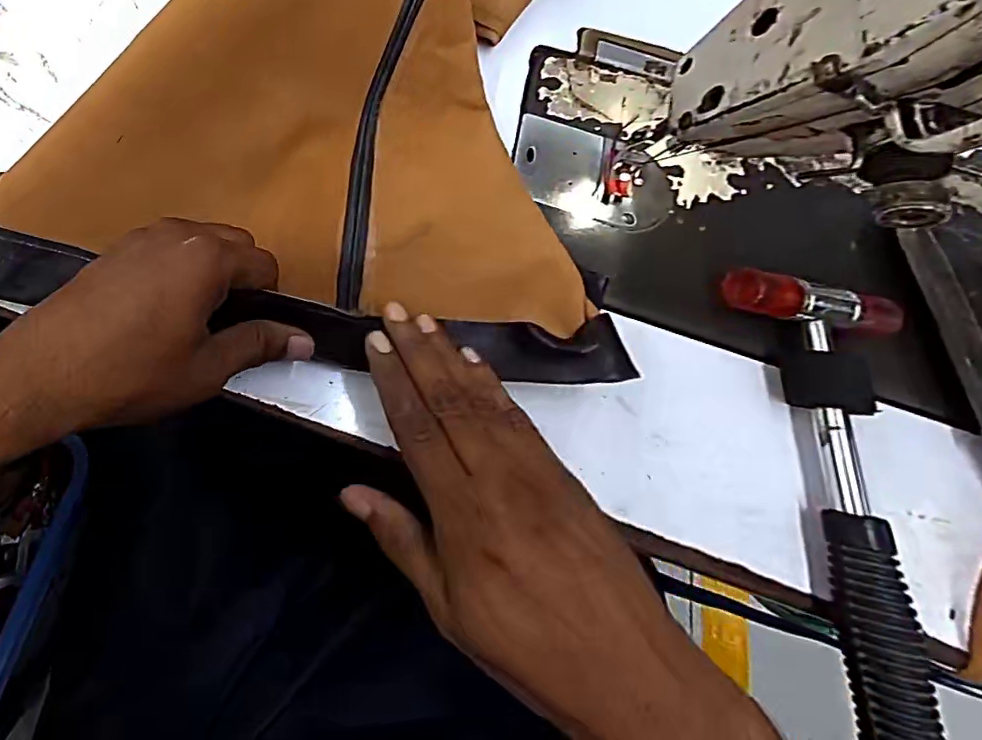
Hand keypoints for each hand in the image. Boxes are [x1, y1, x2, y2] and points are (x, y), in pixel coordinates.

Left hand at [0, 218, 313, 443]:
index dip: (269, 300)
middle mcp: (178, 233)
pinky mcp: (118, 247)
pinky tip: (155, 310)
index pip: (265, 264)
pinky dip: (178, 268)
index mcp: (207, 257)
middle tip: (223, 327)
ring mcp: (144, 235)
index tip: (253, 332)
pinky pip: (167, 247)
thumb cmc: (128, 372)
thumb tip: (301, 339)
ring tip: (189, 320)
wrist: (42, 370)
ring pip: (200, 242)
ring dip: (210, 271)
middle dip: (242, 279)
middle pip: (235, 244)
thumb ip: (258, 344)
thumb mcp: (204, 368)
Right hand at [341, 306, 778, 739]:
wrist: (629, 670)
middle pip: (449, 400)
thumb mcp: (449, 611)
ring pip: (483, 399)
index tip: (377, 343)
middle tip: (394, 310)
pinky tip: (475, 363)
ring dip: (451, 355)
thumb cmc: (528, 648)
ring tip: (426, 322)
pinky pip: (518, 416)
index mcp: (463, 513)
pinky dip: (492, 384)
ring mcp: (534, 470)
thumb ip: (400, 541)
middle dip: (417, 350)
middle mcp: (497, 478)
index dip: (394, 380)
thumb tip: (351, 495)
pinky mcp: (561, 472)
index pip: (417, 429)